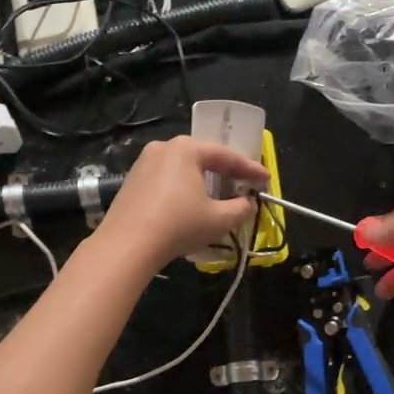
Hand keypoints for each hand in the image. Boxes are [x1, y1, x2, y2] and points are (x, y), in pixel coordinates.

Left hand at [100, 136, 269, 265]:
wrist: (127, 245)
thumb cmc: (178, 226)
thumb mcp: (219, 220)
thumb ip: (241, 208)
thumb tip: (248, 203)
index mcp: (186, 149)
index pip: (226, 156)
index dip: (249, 169)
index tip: (266, 179)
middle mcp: (163, 148)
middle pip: (202, 159)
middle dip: (225, 174)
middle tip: (243, 186)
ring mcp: (143, 164)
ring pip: (182, 170)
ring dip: (203, 183)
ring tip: (219, 198)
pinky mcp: (131, 182)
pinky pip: (166, 181)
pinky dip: (182, 191)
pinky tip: (190, 207)